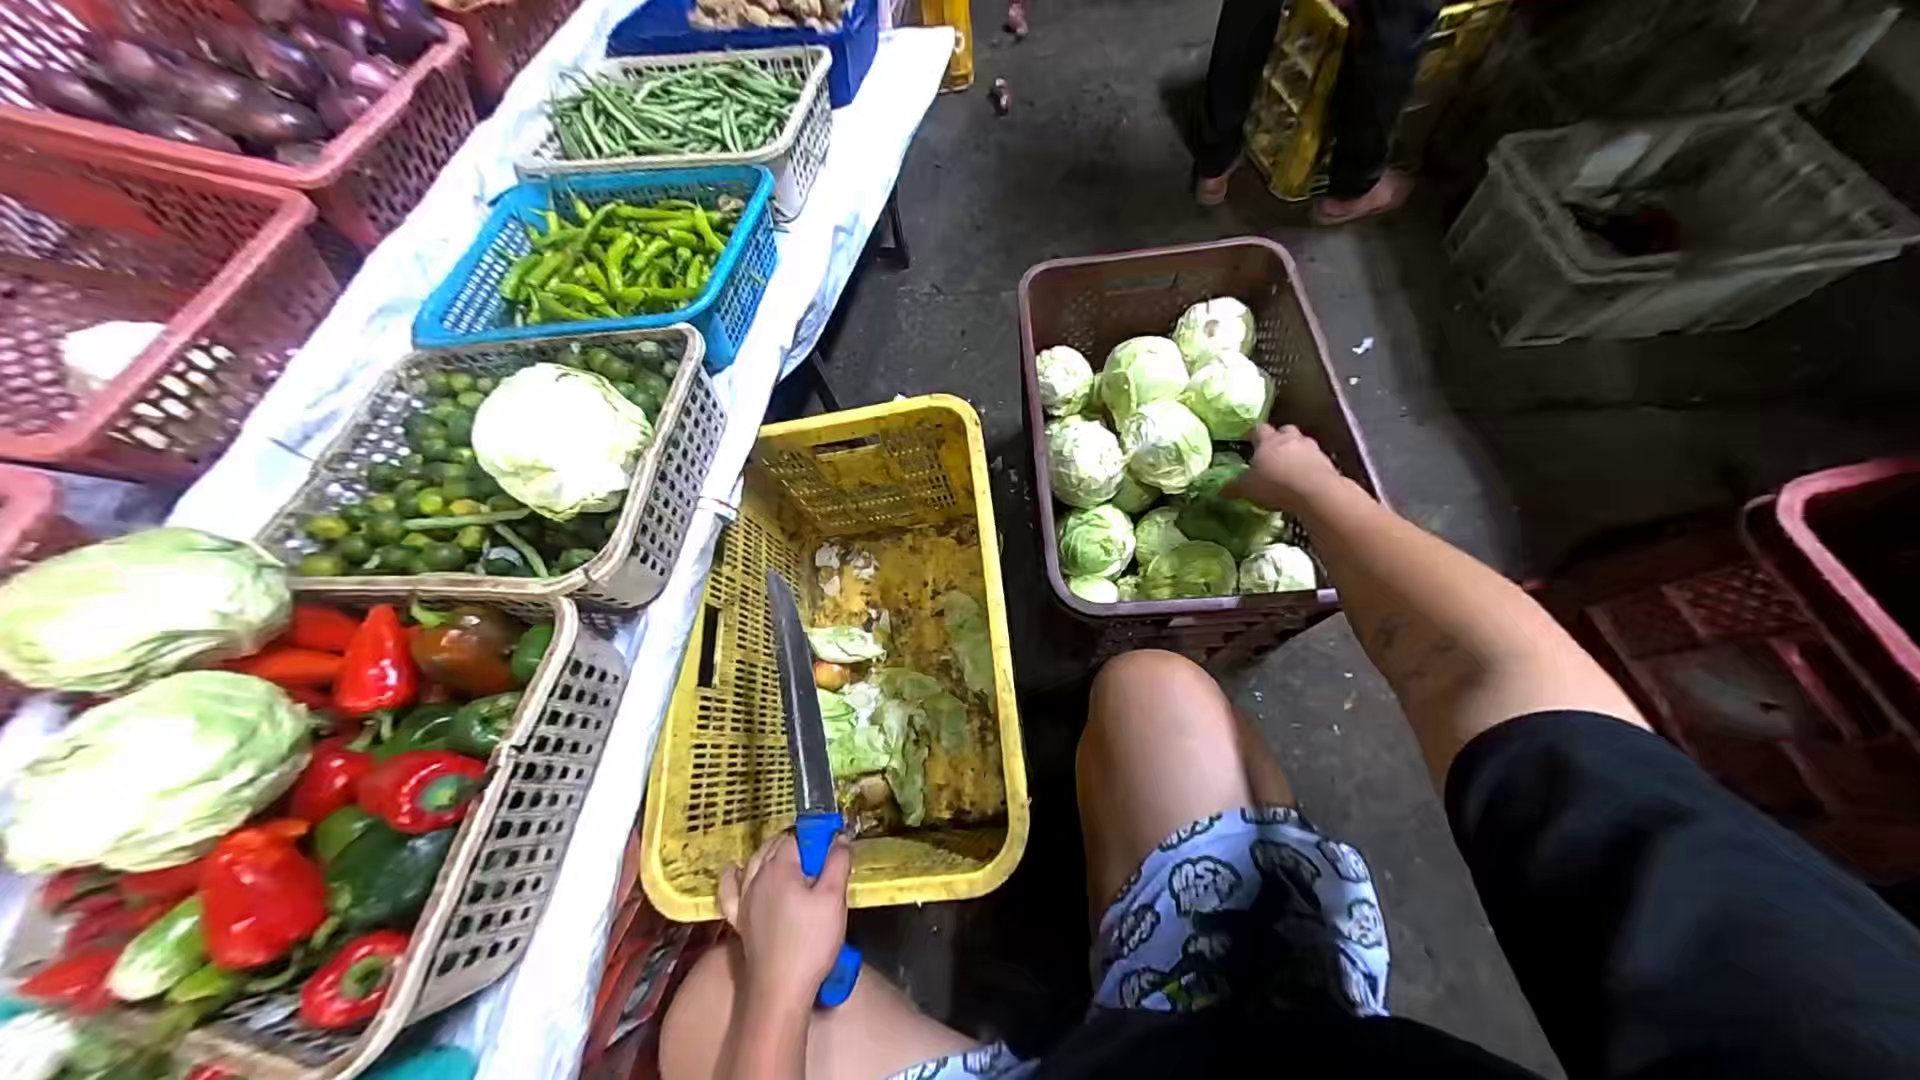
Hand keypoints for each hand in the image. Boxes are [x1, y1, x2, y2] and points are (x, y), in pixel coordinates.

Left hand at [719, 830, 851, 1010]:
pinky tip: (734, 872)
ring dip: (770, 854)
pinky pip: (730, 890)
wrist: (781, 990)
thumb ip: (838, 862)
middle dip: (795, 844)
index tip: (831, 848)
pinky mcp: (739, 919)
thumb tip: (839, 838)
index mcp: (780, 867)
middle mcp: (756, 877)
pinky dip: (733, 876)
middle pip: (773, 846)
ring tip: (790, 859)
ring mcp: (744, 899)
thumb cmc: (811, 942)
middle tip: (819, 856)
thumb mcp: (834, 898)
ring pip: (753, 863)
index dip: (814, 838)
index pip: (795, 837)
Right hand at [1223, 424, 1343, 513]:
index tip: (1247, 440)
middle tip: (1271, 451)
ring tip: (1289, 466)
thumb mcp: (1247, 488)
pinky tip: (1304, 478)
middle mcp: (1290, 439)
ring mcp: (1311, 448)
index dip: (1252, 434)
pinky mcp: (1327, 462)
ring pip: (1302, 443)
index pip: (1258, 429)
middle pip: (1284, 430)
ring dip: (1296, 451)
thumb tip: (1220, 489)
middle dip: (1278, 438)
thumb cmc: (1275, 485)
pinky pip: (1315, 459)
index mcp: (1268, 441)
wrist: (1316, 492)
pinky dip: (1309, 465)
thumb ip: (1234, 487)